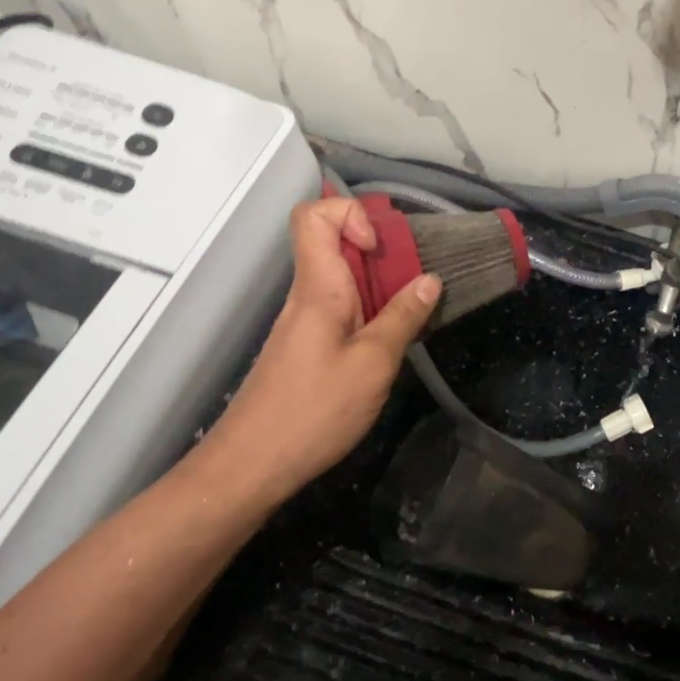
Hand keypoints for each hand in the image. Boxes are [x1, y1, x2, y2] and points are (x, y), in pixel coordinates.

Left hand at [196, 198, 438, 506]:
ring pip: (341, 279)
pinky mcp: (305, 347)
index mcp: (318, 287)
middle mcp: (307, 295)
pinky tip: (389, 345)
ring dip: (379, 286)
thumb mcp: (373, 365)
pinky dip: (369, 313)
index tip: (381, 248)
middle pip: (334, 243)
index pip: (314, 215)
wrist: (250, 467)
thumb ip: (402, 318)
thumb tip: (429, 280)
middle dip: (380, 252)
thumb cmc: (313, 412)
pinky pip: (340, 309)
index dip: (351, 214)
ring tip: (412, 314)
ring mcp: (303, 322)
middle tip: (415, 282)